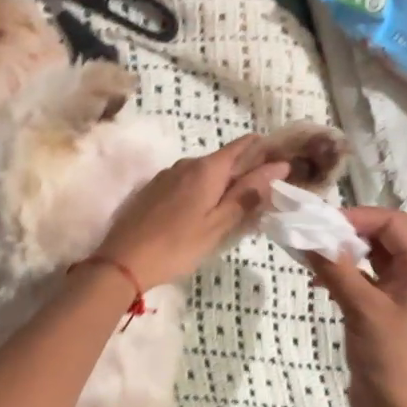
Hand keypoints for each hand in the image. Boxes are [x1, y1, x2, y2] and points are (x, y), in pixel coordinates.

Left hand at [96, 136, 290, 289]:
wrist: (122, 261)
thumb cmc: (176, 246)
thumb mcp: (218, 224)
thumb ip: (247, 194)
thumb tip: (277, 166)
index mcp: (206, 169)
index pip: (244, 146)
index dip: (265, 151)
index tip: (283, 164)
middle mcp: (186, 164)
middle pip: (225, 159)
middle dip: (247, 171)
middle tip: (266, 194)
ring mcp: (167, 176)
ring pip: (205, 173)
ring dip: (224, 183)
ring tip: (239, 207)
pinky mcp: (153, 190)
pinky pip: (187, 183)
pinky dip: (203, 192)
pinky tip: (206, 212)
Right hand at [308, 208, 406, 406]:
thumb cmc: (388, 357)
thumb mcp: (361, 309)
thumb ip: (336, 269)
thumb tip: (307, 237)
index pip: (394, 223)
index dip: (357, 217)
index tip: (320, 224)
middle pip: (384, 236)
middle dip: (347, 232)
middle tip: (311, 236)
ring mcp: (405, 292)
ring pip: (373, 256)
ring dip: (343, 252)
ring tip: (310, 255)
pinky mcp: (388, 308)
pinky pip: (366, 277)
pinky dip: (343, 272)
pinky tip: (318, 279)